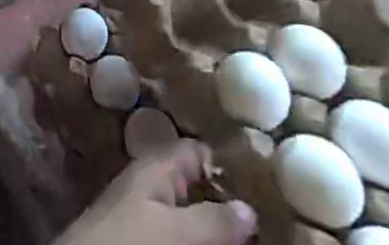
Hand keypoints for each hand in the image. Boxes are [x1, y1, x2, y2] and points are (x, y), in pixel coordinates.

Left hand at [55, 141, 256, 244]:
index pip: (197, 152)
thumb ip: (213, 220)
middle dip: (225, 204)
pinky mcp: (139, 236)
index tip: (261, 180)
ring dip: (211, 227)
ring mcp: (144, 216)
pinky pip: (175, 233)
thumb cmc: (127, 241)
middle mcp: (151, 187)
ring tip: (248, 237)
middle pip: (196, 188)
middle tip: (261, 223)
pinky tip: (208, 242)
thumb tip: (250, 207)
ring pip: (187, 216)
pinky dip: (193, 236)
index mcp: (156, 169)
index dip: (227, 163)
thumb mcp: (174, 231)